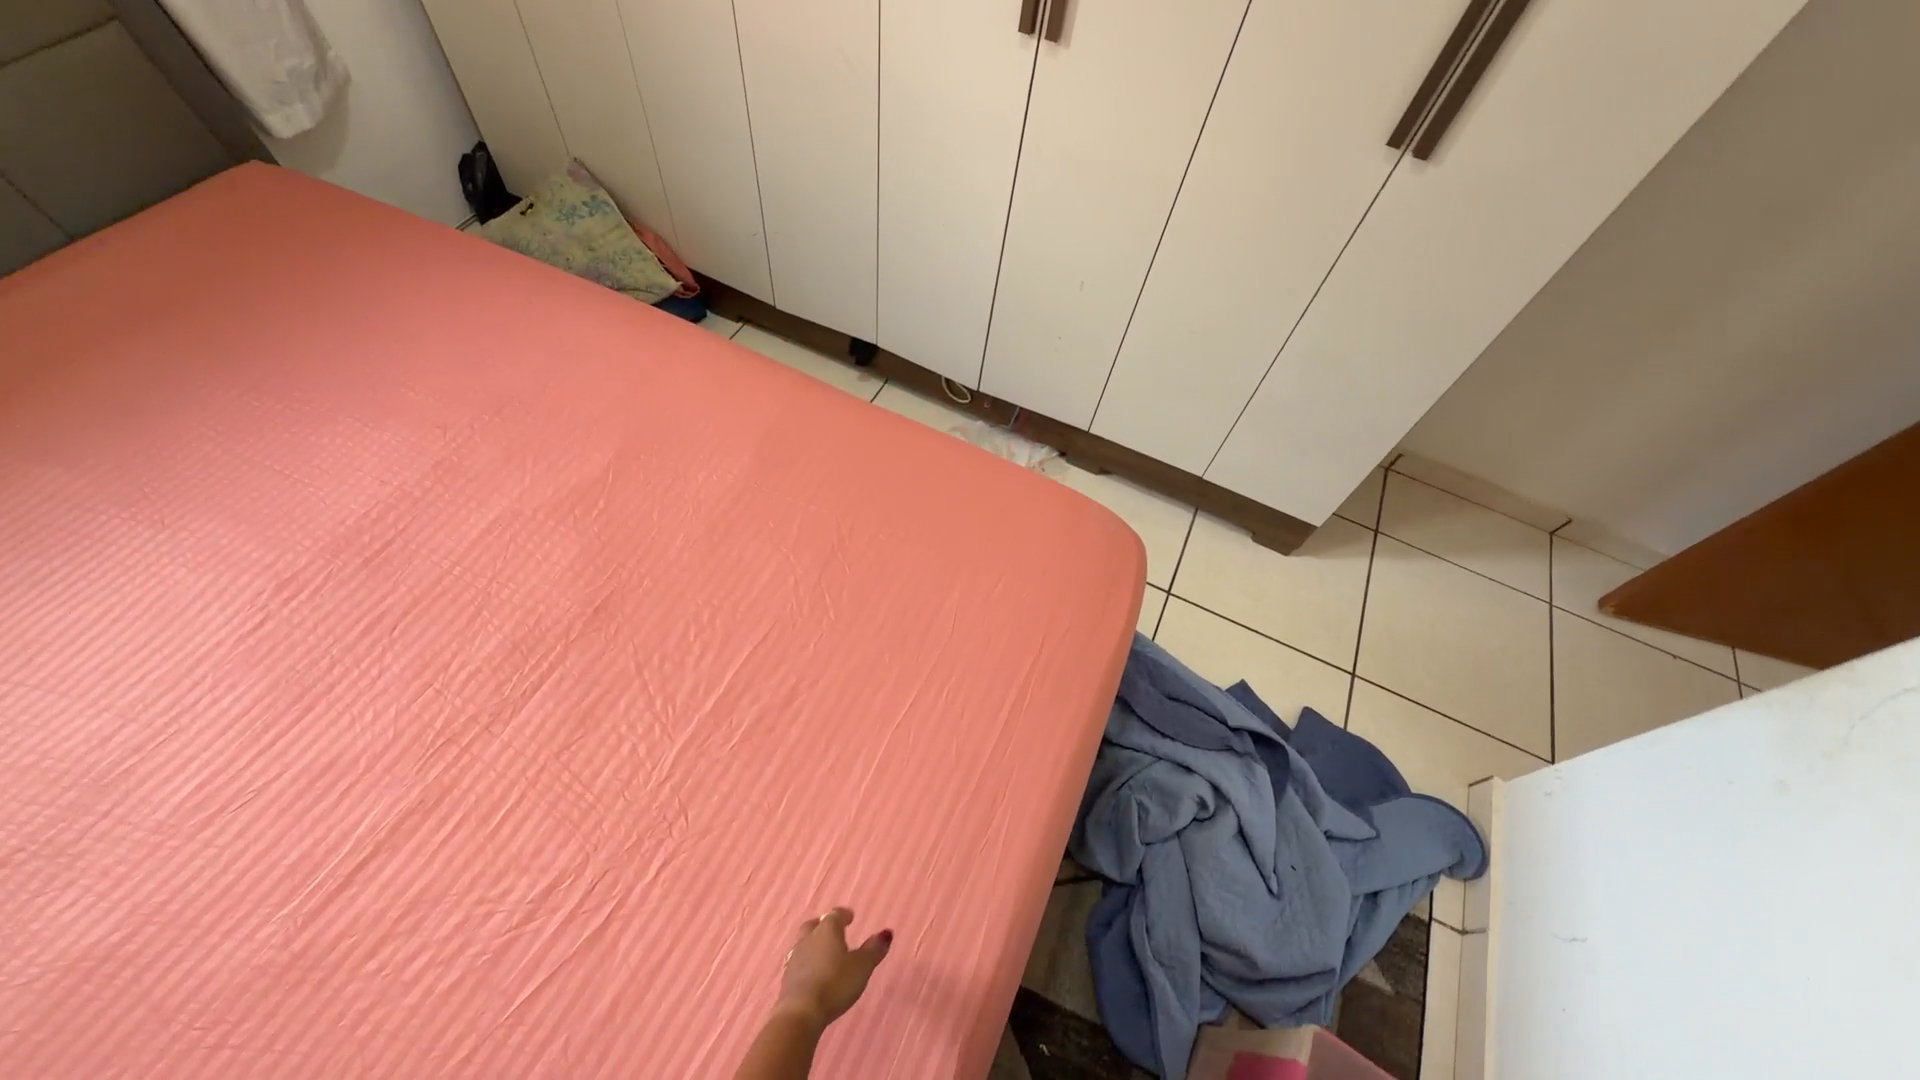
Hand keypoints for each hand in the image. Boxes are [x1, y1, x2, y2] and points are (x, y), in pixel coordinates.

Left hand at [777, 907, 891, 1027]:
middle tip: (833, 930)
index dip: (844, 915)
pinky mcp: (787, 978)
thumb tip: (886, 933)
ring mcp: (795, 958)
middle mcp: (808, 939)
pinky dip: (806, 962)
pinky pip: (798, 962)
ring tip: (823, 952)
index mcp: (827, 931)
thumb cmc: (836, 983)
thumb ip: (874, 949)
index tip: (850, 917)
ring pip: (803, 943)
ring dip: (813, 944)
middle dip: (823, 925)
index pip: (835, 915)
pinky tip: (812, 972)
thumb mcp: (862, 967)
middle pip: (814, 925)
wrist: (801, 1011)